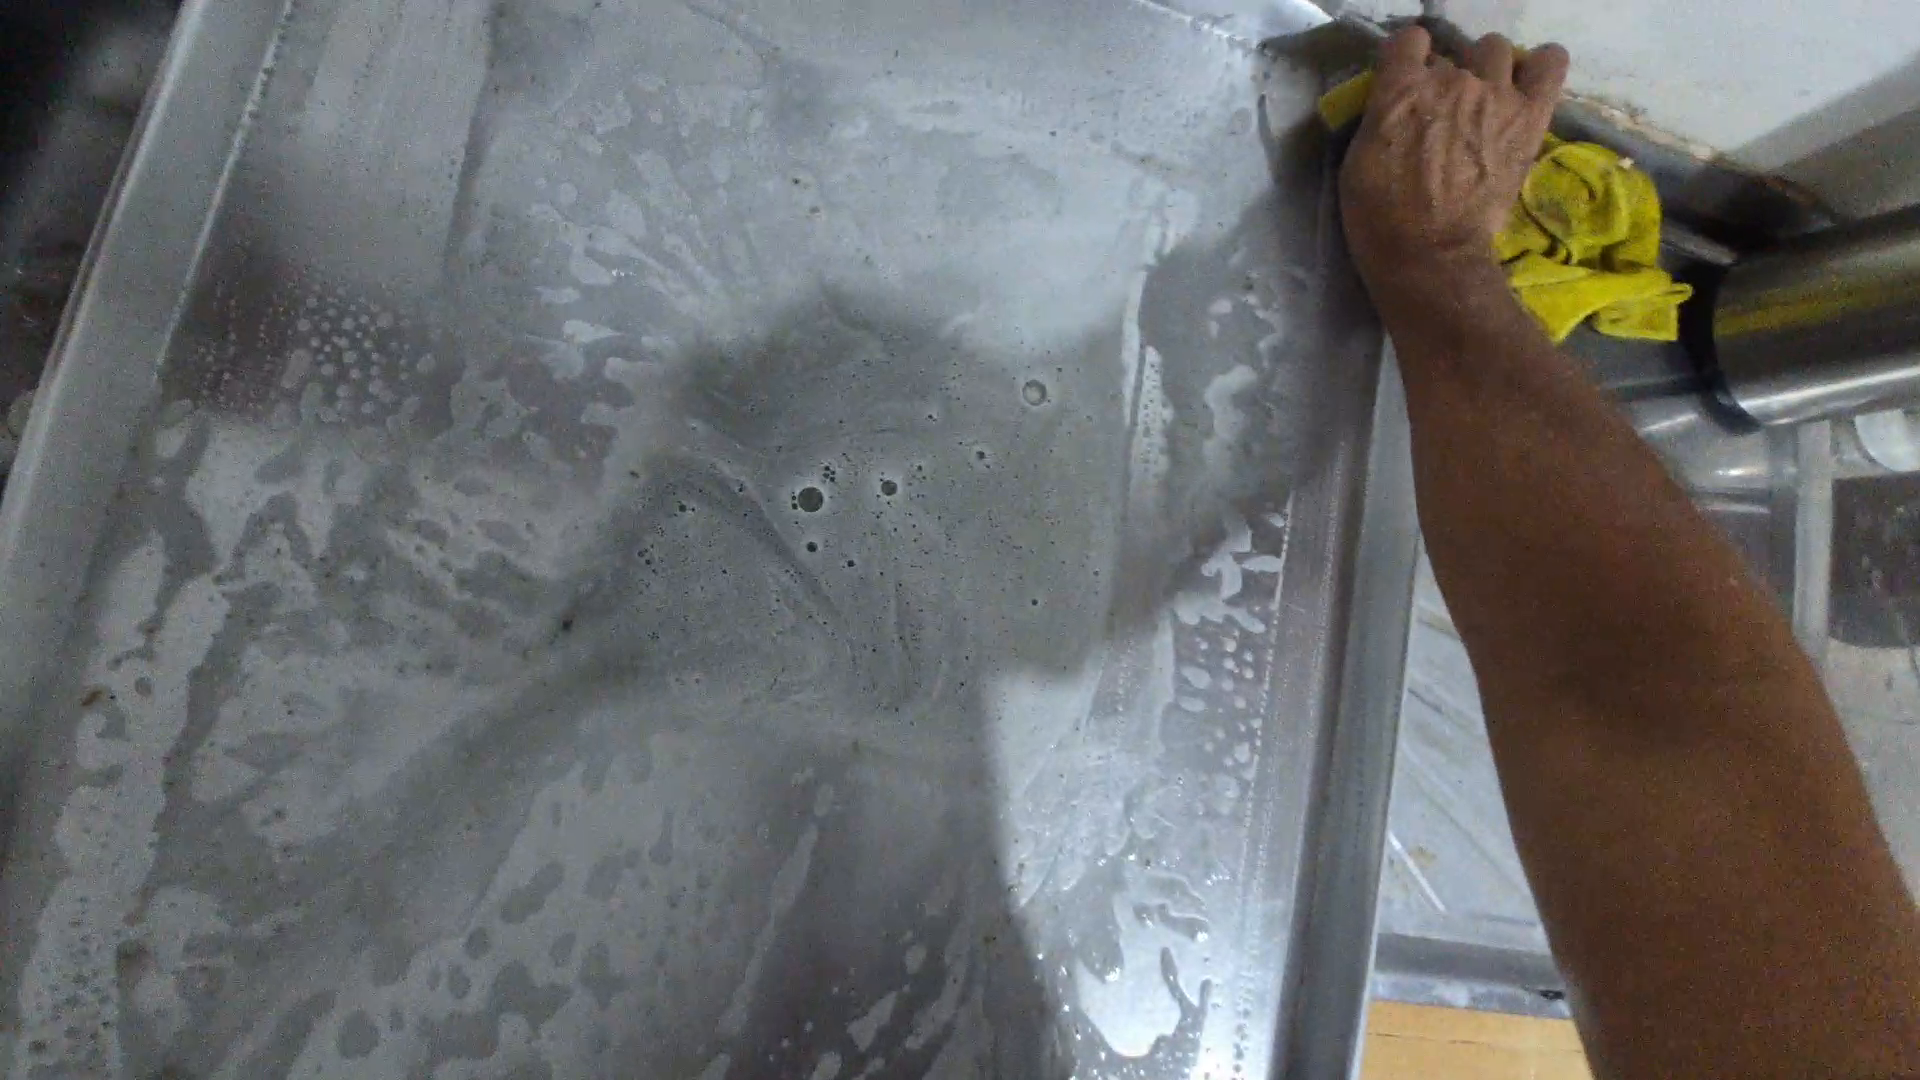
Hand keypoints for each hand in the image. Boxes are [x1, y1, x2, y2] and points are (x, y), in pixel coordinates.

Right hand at [1338, 28, 1568, 293]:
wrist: (1428, 254)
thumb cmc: (1377, 219)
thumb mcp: (1355, 167)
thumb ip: (1378, 122)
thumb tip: (1395, 102)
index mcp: (1401, 93)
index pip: (1407, 41)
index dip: (1403, 59)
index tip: (1401, 82)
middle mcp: (1451, 80)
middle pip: (1449, 54)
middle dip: (1440, 79)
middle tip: (1434, 115)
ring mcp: (1497, 93)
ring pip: (1494, 50)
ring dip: (1482, 71)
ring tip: (1477, 103)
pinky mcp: (1531, 114)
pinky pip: (1551, 61)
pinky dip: (1538, 67)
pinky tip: (1522, 88)